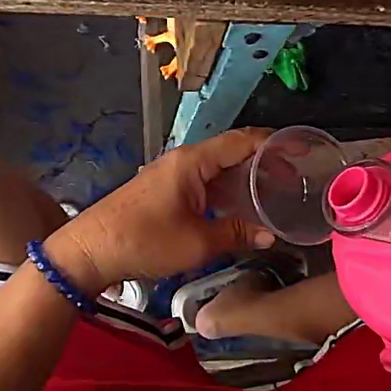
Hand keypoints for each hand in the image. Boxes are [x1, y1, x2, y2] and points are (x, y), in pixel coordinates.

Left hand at [43, 129, 274, 293]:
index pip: (242, 140)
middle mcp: (182, 160)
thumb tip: (269, 235)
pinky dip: (224, 190)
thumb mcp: (197, 242)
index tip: (300, 150)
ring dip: (243, 178)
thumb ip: (236, 234)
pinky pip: (202, 182)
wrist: (90, 250)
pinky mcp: (162, 190)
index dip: (273, 143)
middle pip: (231, 152)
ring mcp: (170, 174)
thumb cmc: (144, 240)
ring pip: (216, 168)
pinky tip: (237, 207)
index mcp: (192, 161)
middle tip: (293, 179)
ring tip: (272, 193)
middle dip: (262, 162)